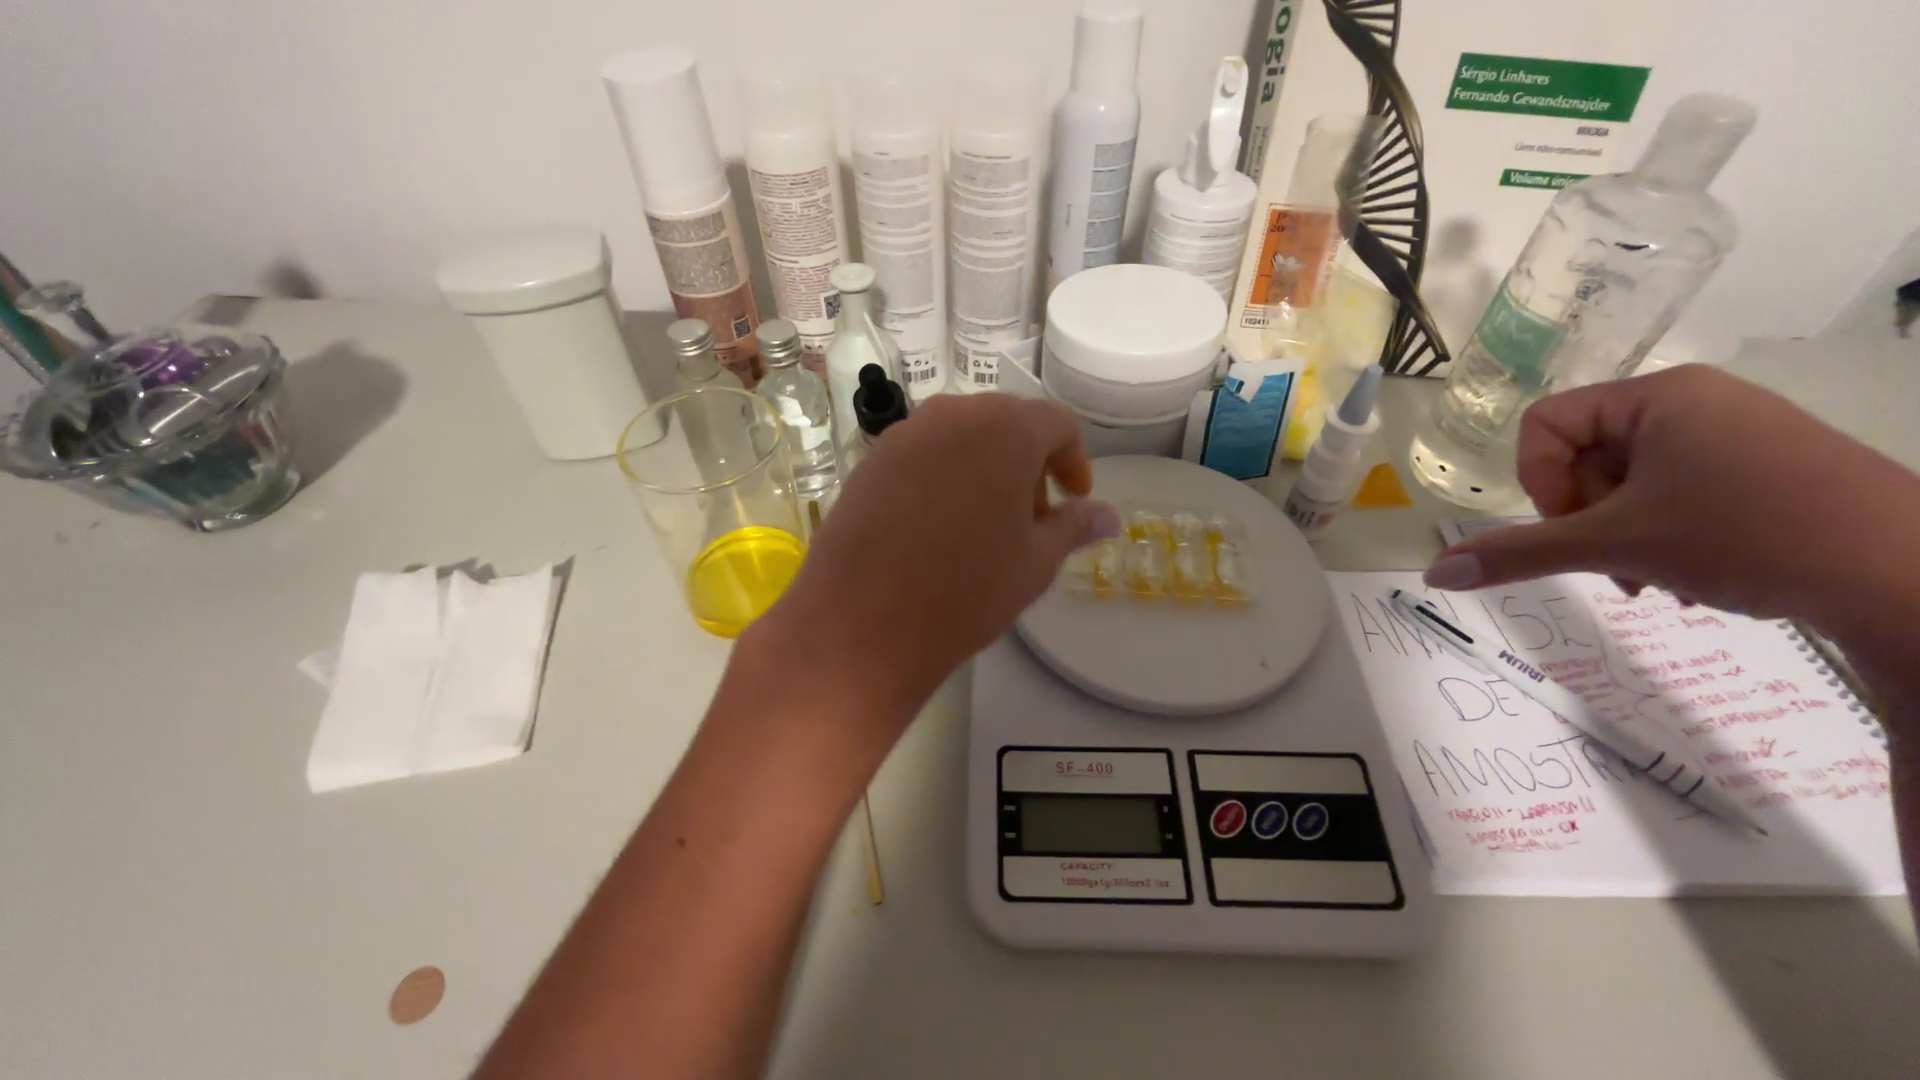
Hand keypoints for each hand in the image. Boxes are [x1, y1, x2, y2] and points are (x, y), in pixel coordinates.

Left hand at [744, 393, 1119, 729]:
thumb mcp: (1035, 562)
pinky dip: (945, 476)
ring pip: (962, 435)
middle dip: (1029, 463)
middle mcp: (952, 415)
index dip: (1074, 461)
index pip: (1056, 423)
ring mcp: (904, 435)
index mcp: (1005, 429)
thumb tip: (1107, 516)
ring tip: (986, 525)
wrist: (862, 623)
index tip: (1073, 500)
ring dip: (986, 467)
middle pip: (1007, 422)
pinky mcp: (870, 461)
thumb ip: (1073, 526)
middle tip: (1031, 518)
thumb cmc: (965, 590)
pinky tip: (939, 527)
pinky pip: (923, 454)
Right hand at [1423, 365, 1919, 629]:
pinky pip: (1681, 489)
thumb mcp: (1616, 544)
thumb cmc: (1748, 536)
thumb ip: (1518, 554)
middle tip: (1617, 562)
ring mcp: (1738, 431)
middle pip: (1588, 454)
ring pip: (1632, 480)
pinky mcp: (1769, 464)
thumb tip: (1434, 572)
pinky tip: (1691, 572)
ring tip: (1655, 577)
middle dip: (1587, 517)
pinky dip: (1666, 532)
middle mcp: (1697, 400)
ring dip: (1622, 533)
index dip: (1541, 481)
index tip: (1576, 526)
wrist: (1909, 578)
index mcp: (1659, 395)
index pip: (1545, 424)